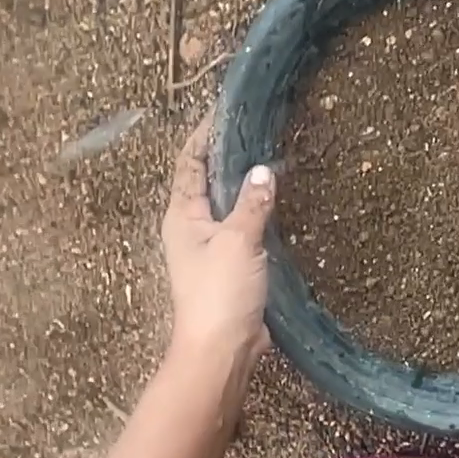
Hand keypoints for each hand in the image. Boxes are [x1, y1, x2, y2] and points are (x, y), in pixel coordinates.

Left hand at [162, 118, 273, 370]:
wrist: (221, 347)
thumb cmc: (219, 292)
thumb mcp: (238, 241)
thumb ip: (252, 204)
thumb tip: (264, 170)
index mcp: (182, 215)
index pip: (190, 163)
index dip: (205, 135)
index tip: (225, 110)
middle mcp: (192, 227)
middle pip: (206, 180)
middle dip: (226, 154)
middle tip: (255, 129)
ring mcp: (210, 247)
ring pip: (226, 204)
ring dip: (243, 183)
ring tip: (269, 157)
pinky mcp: (231, 265)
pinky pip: (242, 227)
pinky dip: (256, 210)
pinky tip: (276, 204)